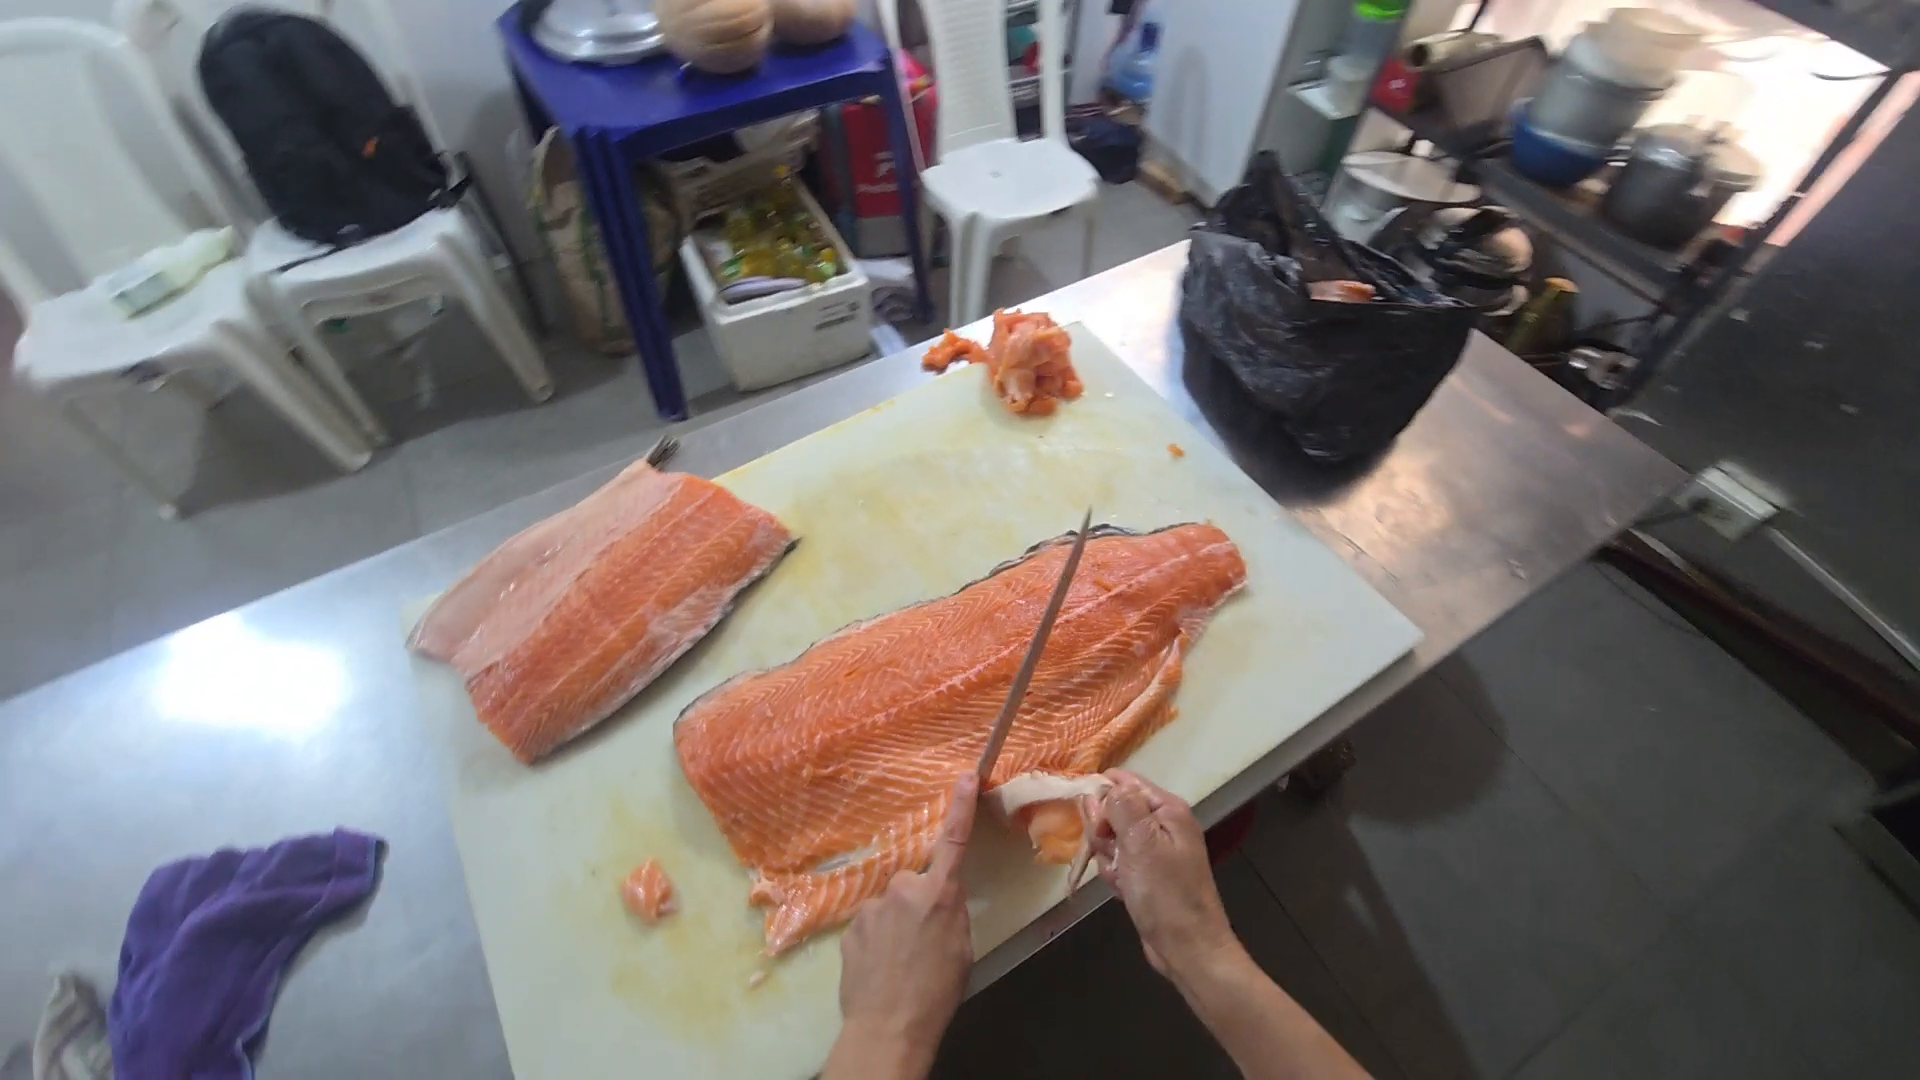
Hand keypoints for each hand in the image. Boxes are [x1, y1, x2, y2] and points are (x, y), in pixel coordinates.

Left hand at [823, 773, 977, 1079]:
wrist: (888, 1028)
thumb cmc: (937, 992)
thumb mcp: (962, 949)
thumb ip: (952, 911)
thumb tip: (942, 896)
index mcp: (939, 895)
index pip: (953, 841)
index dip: (961, 806)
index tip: (966, 775)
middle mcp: (903, 889)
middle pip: (913, 884)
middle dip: (918, 903)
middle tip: (922, 942)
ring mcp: (873, 905)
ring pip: (890, 905)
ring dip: (895, 923)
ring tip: (898, 962)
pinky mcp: (851, 924)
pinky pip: (870, 923)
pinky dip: (875, 939)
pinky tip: (879, 967)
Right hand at [1089, 770, 1240, 979]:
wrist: (1188, 950)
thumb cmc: (1166, 894)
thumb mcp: (1141, 843)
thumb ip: (1122, 806)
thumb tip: (1108, 783)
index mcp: (1166, 809)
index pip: (1123, 782)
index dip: (1103, 798)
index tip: (1098, 825)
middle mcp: (1161, 824)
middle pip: (1113, 809)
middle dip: (1104, 833)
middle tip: (1114, 855)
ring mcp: (1154, 849)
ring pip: (1110, 837)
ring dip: (1108, 858)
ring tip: (1123, 878)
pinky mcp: (1146, 872)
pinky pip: (1117, 861)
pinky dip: (1115, 874)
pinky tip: (1124, 890)